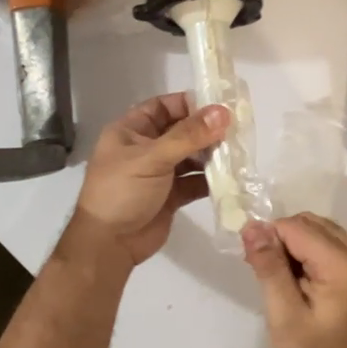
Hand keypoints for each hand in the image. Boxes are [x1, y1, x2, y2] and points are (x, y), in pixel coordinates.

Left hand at [72, 93, 228, 264]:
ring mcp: (158, 173)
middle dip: (206, 131)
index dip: (189, 103)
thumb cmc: (122, 191)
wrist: (109, 244)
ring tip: (236, 155)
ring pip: (190, 157)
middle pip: (181, 131)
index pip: (163, 106)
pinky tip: (230, 179)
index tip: (219, 105)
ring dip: (211, 156)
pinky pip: (194, 182)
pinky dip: (210, 180)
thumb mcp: (152, 158)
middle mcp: (145, 148)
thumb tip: (223, 112)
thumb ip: (188, 136)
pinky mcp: (170, 196)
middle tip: (236, 131)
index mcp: (130, 131)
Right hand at [242, 214, 346, 347]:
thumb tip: (252, 227)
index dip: (269, 240)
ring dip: (294, 244)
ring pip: (317, 228)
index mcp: (342, 266)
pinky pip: (328, 240)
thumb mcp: (283, 315)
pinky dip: (308, 250)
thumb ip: (269, 268)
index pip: (295, 227)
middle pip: (307, 223)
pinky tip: (300, 278)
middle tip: (267, 275)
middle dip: (281, 241)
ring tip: (283, 279)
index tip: (256, 266)